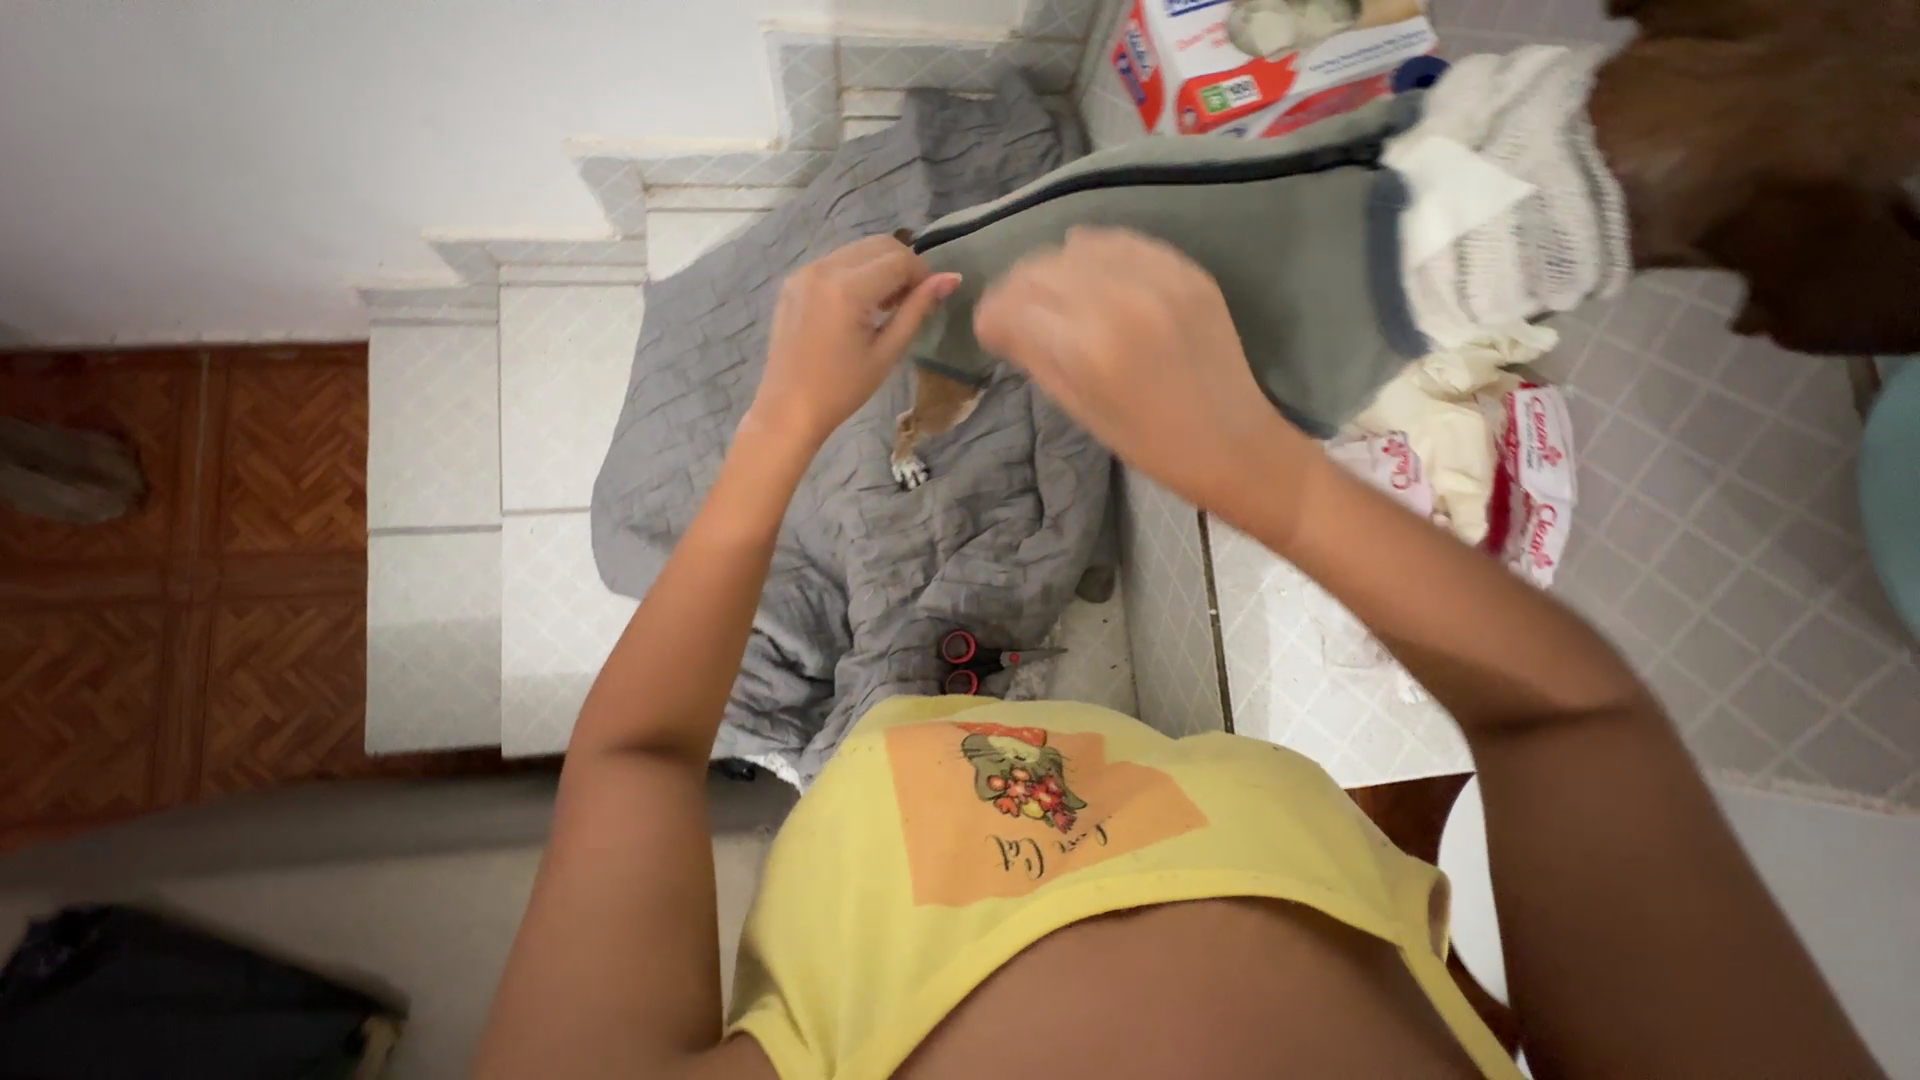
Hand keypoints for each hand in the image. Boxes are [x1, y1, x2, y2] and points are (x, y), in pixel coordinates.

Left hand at [748, 234, 960, 446]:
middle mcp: (824, 269)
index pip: (899, 260)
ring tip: (886, 305)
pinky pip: (835, 262)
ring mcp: (805, 272)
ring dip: (880, 267)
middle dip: (903, 265)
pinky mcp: (794, 281)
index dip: (923, 274)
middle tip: (911, 301)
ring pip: (857, 250)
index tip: (931, 298)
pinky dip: (856, 272)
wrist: (789, 407)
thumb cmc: (843, 389)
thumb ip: (917, 309)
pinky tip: (860, 305)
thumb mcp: (887, 352)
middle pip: (879, 245)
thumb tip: (951, 279)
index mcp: (847, 290)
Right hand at [974, 227, 1314, 519]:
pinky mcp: (1185, 270)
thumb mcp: (1078, 407)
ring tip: (1053, 292)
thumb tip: (998, 323)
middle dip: (1015, 289)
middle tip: (1014, 311)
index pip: (1013, 306)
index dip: (990, 314)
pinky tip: (1090, 273)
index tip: (988, 328)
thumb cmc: (1146, 441)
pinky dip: (1096, 254)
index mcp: (1085, 347)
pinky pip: (1122, 242)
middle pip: (1039, 269)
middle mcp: (1116, 299)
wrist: (1229, 440)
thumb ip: (1034, 356)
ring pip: (1076, 247)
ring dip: (1053, 268)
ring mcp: (1156, 279)